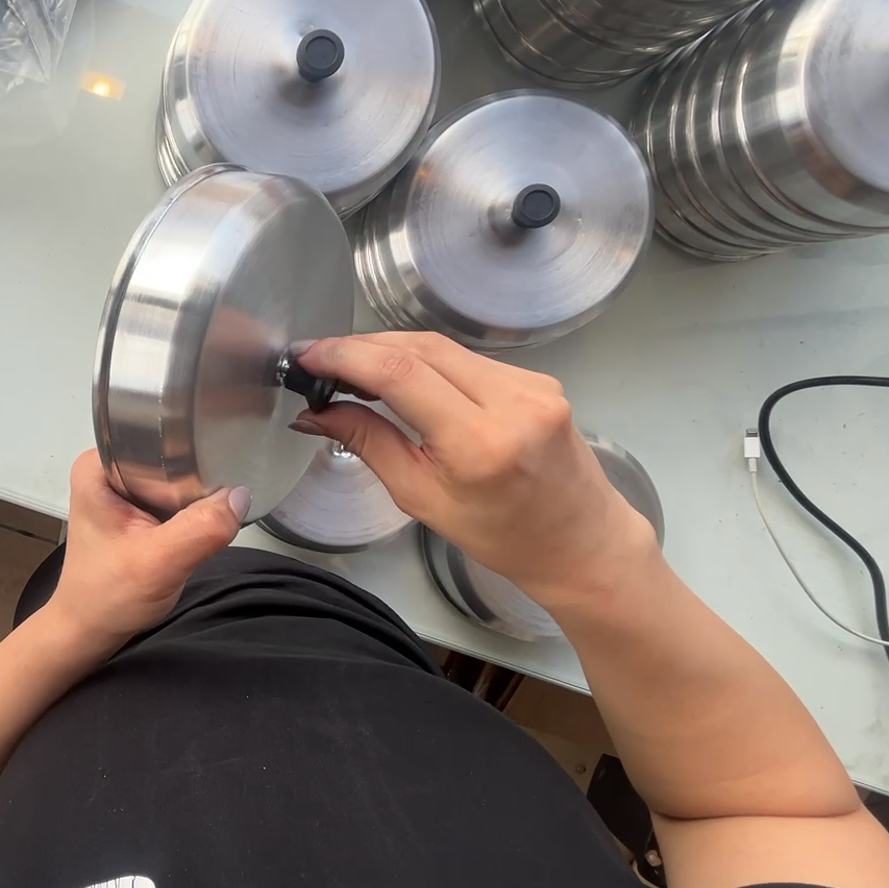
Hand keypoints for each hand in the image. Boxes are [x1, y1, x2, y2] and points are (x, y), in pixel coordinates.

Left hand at [41, 450, 244, 646]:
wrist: (90, 630)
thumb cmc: (108, 597)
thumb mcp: (158, 563)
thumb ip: (200, 530)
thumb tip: (240, 497)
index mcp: (97, 466)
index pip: (158, 439)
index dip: (191, 458)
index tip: (219, 475)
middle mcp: (106, 469)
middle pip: (171, 456)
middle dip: (197, 479)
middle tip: (219, 501)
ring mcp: (121, 490)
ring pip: (177, 478)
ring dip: (196, 497)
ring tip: (213, 512)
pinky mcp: (136, 510)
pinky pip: (175, 497)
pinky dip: (191, 511)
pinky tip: (201, 523)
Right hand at [292, 333, 658, 609]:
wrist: (580, 541)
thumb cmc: (498, 534)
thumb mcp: (419, 497)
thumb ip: (368, 444)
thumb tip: (315, 414)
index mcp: (480, 442)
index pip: (402, 376)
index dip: (347, 357)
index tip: (309, 357)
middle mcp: (513, 402)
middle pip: (421, 348)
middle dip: (361, 346)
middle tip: (318, 358)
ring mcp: (532, 385)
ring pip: (443, 347)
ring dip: (388, 348)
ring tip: (347, 365)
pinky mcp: (538, 379)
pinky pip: (466, 358)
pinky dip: (422, 359)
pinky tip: (396, 373)